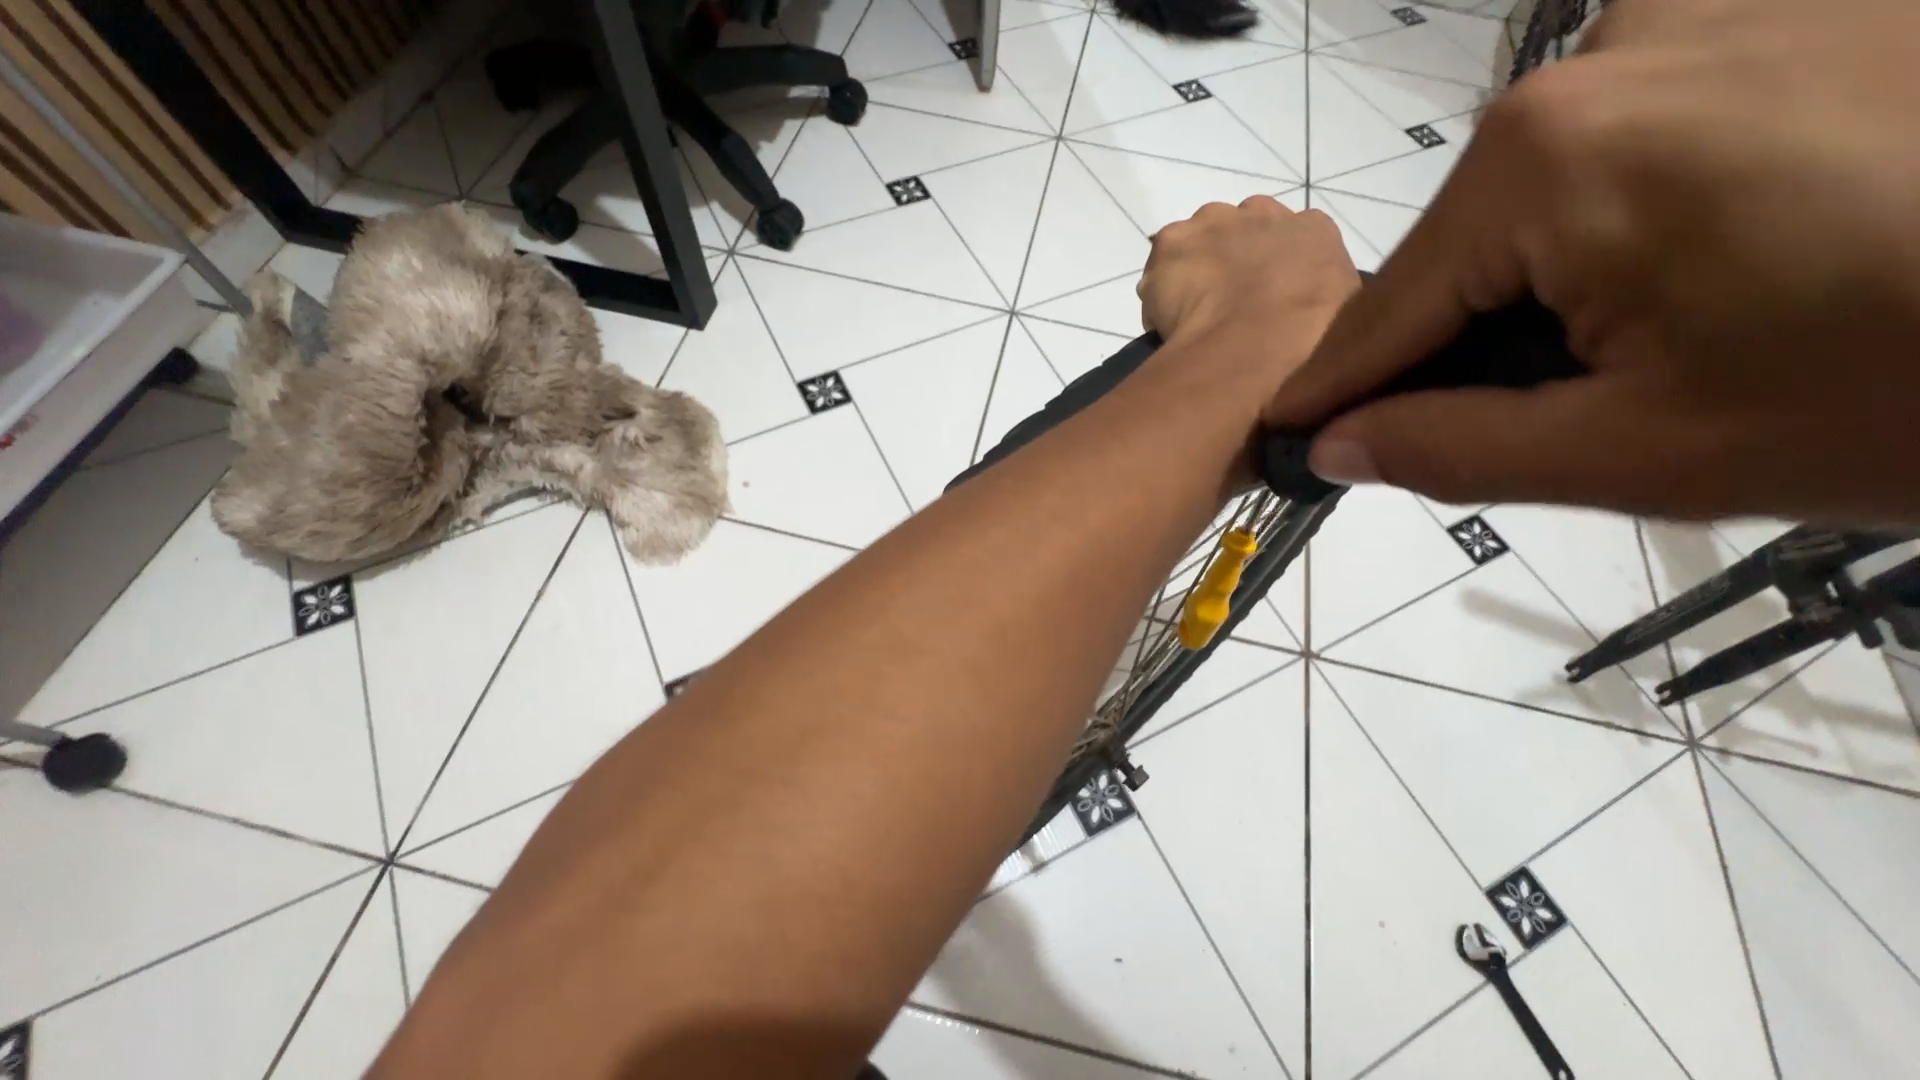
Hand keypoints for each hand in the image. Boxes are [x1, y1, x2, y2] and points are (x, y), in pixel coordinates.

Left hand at [1138, 196, 1359, 365]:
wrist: (1258, 340)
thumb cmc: (1309, 335)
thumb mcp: (1342, 309)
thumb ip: (1325, 290)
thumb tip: (1307, 301)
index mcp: (1312, 229)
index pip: (1290, 235)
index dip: (1271, 264)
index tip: (1261, 290)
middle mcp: (1263, 213)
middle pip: (1240, 227)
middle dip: (1230, 256)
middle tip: (1223, 298)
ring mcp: (1215, 221)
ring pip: (1198, 238)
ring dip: (1193, 266)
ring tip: (1191, 310)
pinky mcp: (1173, 240)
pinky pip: (1161, 263)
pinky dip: (1159, 289)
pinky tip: (1167, 319)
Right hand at [1266, 0, 1919, 524]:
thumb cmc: (1915, 388)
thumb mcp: (1649, 453)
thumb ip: (1455, 451)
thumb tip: (1332, 444)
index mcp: (1547, 161)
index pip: (1383, 307)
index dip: (1331, 387)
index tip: (1290, 438)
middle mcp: (1595, 54)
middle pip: (1458, 248)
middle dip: (1454, 343)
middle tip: (1490, 425)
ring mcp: (1690, 10)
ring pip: (1534, 197)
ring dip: (1537, 284)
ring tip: (1628, 348)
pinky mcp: (1764, 7)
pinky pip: (1620, 140)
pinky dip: (1615, 221)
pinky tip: (1700, 263)